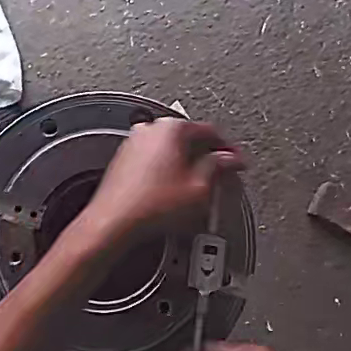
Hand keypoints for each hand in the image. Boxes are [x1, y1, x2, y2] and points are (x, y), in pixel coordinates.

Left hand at [75, 119, 245, 244]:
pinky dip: (168, 170)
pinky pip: (155, 159)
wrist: (114, 221)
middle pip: (190, 138)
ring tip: (198, 187)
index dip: (228, 150)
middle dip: (207, 157)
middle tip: (221, 174)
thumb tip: (228, 160)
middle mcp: (151, 130)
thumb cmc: (150, 206)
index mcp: (172, 128)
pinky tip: (173, 190)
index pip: (211, 132)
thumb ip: (219, 168)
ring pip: (171, 149)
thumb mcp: (199, 188)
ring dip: (187, 164)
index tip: (236, 162)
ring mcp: (135, 143)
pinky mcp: (125, 159)